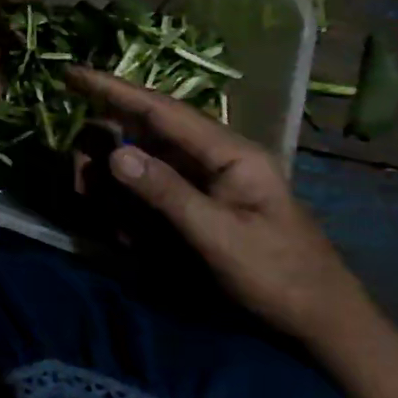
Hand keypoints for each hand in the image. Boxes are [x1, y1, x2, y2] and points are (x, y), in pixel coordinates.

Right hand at [65, 67, 371, 341]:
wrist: (325, 325)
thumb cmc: (280, 277)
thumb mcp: (220, 237)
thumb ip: (166, 192)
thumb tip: (113, 153)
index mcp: (229, 152)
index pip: (160, 109)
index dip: (112, 89)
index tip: (72, 73)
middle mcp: (214, 155)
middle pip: (143, 131)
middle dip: (103, 146)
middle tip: (76, 174)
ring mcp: (206, 177)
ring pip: (141, 159)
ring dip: (113, 182)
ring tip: (99, 211)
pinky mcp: (200, 199)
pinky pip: (150, 186)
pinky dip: (129, 203)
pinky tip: (124, 232)